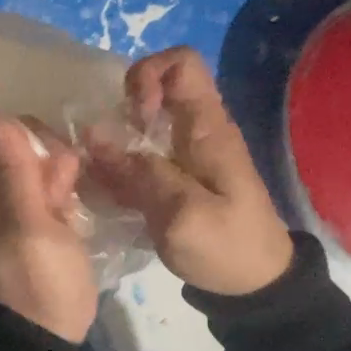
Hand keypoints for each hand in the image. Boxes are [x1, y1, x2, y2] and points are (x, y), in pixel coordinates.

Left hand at [0, 112, 98, 343]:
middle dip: (44, 150)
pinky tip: (73, 210)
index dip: (14, 129)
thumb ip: (13, 167)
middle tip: (55, 188)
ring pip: (43, 152)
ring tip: (64, 204)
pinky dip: (68, 185)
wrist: (50, 326)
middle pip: (19, 134)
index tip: (35, 151)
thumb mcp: (26, 220)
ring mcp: (18, 194)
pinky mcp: (43, 207)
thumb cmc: (35, 275)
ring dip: (61, 169)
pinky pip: (57, 175)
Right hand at [89, 47, 294, 295]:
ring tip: (101, 175)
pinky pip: (139, 154)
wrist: (256, 287)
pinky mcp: (173, 177)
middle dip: (122, 111)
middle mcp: (195, 130)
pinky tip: (108, 193)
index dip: (148, 76)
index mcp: (208, 127)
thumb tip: (94, 135)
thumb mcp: (183, 215)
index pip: (181, 63)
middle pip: (155, 88)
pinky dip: (119, 165)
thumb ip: (140, 173)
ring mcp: (183, 154)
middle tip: (109, 149)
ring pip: (141, 124)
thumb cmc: (227, 248)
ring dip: (115, 142)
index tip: (133, 117)